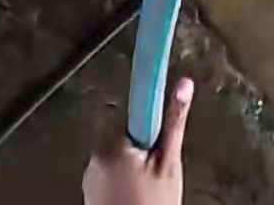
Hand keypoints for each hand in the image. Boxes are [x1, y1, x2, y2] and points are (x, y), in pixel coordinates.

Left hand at [82, 77, 193, 204]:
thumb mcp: (169, 163)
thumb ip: (174, 121)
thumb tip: (185, 81)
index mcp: (111, 146)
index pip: (131, 110)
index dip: (148, 117)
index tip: (158, 128)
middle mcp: (93, 158)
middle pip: (123, 131)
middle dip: (141, 140)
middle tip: (159, 161)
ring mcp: (89, 178)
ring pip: (117, 151)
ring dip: (132, 158)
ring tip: (149, 181)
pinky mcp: (89, 193)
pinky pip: (109, 169)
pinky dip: (123, 174)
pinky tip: (137, 192)